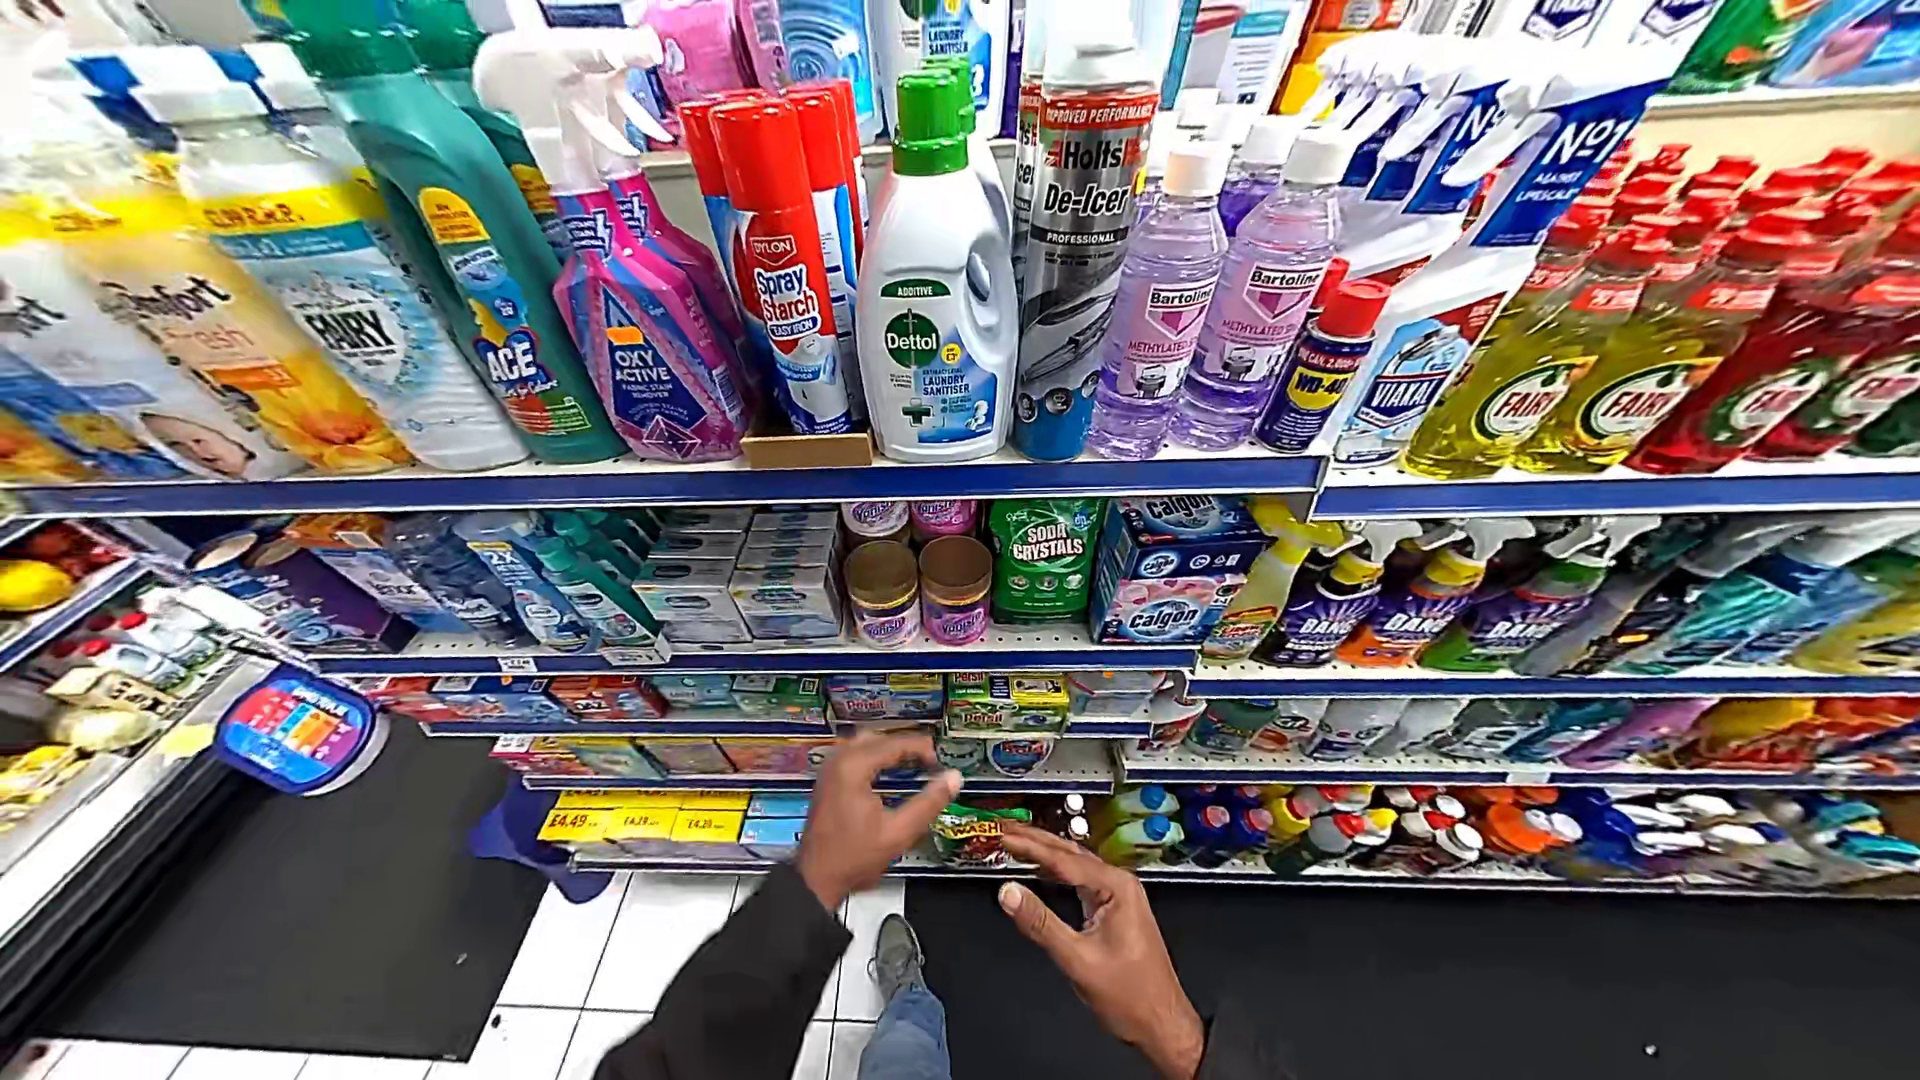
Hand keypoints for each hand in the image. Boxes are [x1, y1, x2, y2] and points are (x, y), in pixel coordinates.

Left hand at [796, 732, 961, 911]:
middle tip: (929, 761)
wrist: (815, 881)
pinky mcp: (827, 779)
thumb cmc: (855, 857)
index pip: (894, 743)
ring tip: (913, 763)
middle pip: (879, 738)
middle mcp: (839, 760)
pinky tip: (888, 772)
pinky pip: (854, 754)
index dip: (921, 748)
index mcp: (854, 766)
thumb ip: (929, 803)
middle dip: (906, 746)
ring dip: (890, 750)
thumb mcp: (899, 832)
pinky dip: (875, 756)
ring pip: (865, 743)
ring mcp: (830, 769)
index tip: (940, 762)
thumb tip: (953, 778)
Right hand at [999, 824, 1204, 1079]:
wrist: (1162, 1025)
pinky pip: (1077, 878)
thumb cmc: (1132, 997)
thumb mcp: (1078, 960)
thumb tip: (1011, 894)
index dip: (1028, 845)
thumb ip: (1040, 924)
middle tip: (1005, 828)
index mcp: (1116, 886)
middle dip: (1033, 838)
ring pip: (1072, 863)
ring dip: (1042, 852)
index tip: (1004, 836)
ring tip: (1015, 840)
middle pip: (1068, 852)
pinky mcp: (1110, 906)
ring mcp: (1116, 893)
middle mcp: (1118, 883)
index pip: (1062, 858)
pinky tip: (1038, 868)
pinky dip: (1053, 870)